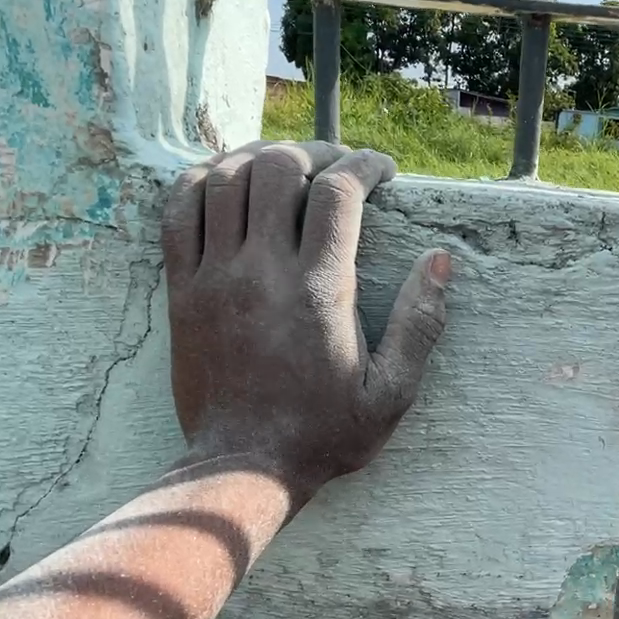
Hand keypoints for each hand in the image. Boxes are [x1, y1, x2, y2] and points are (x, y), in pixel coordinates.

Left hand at [159, 141, 449, 497]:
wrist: (244, 465)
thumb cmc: (325, 434)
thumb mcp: (391, 393)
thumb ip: (421, 326)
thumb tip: (441, 262)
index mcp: (321, 292)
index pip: (339, 192)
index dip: (365, 165)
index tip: (383, 170)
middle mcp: (263, 272)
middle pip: (279, 168)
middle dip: (315, 152)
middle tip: (336, 165)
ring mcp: (214, 278)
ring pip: (225, 178)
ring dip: (259, 158)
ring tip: (285, 166)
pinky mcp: (182, 291)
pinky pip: (177, 211)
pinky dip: (201, 181)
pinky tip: (225, 183)